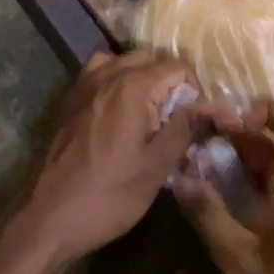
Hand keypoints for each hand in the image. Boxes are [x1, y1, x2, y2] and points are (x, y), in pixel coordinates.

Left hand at [20, 49, 238, 263]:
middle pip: (152, 58)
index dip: (195, 92)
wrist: (48, 216)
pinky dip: (117, 80)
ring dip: (143, 78)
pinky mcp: (71, 97)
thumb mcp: (156, 166)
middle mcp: (109, 72)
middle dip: (170, 82)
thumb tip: (225, 108)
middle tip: (177, 121)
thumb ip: (188, 128)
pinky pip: (102, 71)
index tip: (196, 124)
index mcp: (133, 85)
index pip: (178, 67)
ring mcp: (86, 82)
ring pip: (126, 61)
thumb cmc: (108, 194)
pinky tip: (120, 112)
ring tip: (151, 114)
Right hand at [174, 100, 273, 273]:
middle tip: (201, 143)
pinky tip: (227, 203)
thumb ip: (210, 216)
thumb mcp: (240, 263)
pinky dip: (255, 185)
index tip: (229, 122)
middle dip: (240, 137)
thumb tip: (180, 175)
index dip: (265, 108)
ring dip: (244, 162)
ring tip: (206, 170)